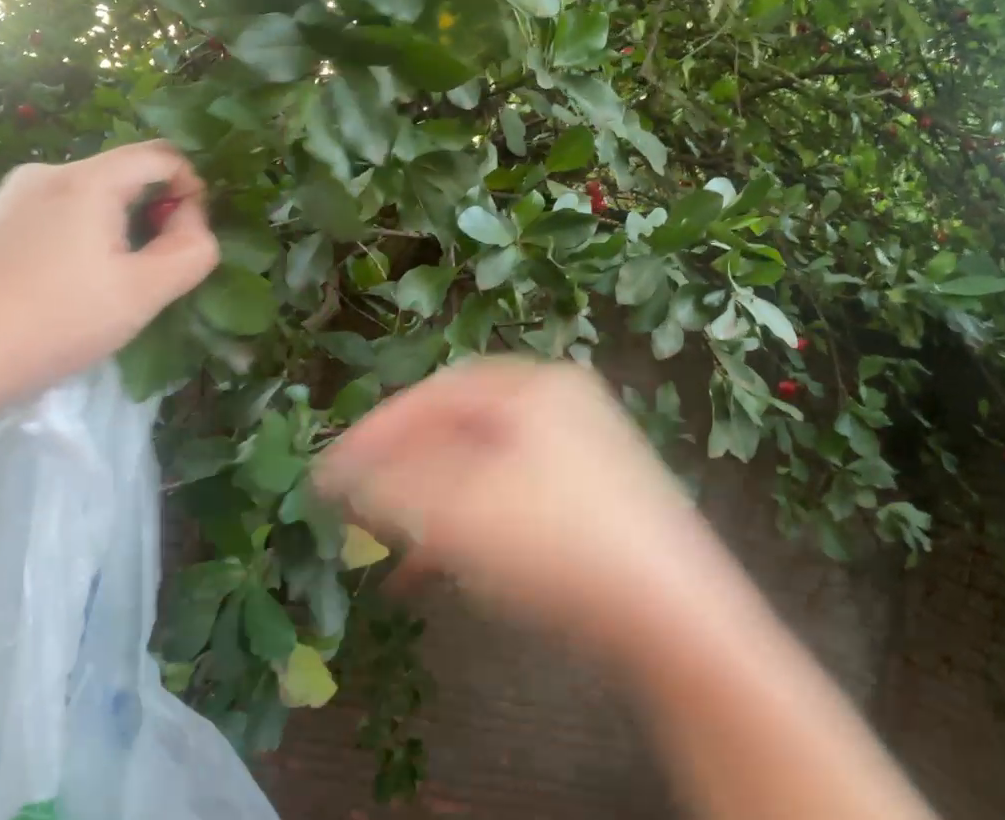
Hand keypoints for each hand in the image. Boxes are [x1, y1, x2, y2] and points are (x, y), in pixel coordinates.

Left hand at [0, 142, 218, 413]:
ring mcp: (13, 195)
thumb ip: (190, 251)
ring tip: (107, 288)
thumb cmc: (51, 323)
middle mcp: (48, 172)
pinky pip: (59, 215)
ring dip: (119, 231)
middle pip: (126, 175)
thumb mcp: (141, 293)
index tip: (186, 242)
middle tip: (150, 275)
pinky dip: (83, 240)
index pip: (162, 156)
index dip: (191, 191)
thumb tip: (192, 221)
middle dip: (153, 216)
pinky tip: (66, 289)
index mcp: (88, 180)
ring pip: (93, 198)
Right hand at [316, 358, 726, 653]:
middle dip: (404, 472)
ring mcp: (580, 456)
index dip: (376, 431)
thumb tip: (341, 475)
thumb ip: (391, 486)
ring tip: (390, 545)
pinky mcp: (589, 504)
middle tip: (359, 505)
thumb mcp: (460, 511)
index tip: (332, 470)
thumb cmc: (559, 544)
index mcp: (535, 387)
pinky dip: (468, 530)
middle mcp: (561, 408)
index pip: (436, 393)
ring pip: (482, 472)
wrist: (673, 617)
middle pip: (460, 431)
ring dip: (431, 507)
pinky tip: (434, 571)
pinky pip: (509, 503)